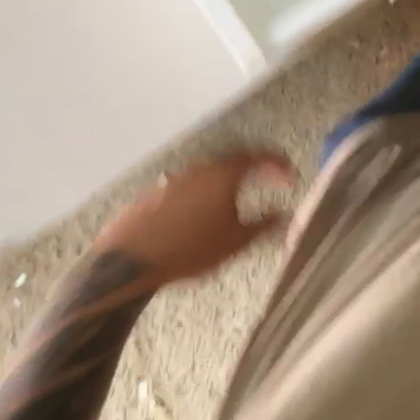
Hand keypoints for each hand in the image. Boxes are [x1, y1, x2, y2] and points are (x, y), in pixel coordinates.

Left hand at [92, 152, 295, 285]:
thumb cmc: (190, 249)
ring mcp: (174, 178)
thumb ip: (265, 225)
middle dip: (253, 169)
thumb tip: (286, 214)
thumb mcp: (236, 242)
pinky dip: (201, 194)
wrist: (128, 263)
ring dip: (226, 182)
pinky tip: (200, 215)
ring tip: (235, 200)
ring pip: (208, 173)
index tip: (291, 175)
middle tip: (266, 180)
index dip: (279, 164)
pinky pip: (187, 187)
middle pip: (234, 160)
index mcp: (225, 173)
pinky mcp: (153, 194)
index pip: (260, 156)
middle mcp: (201, 168)